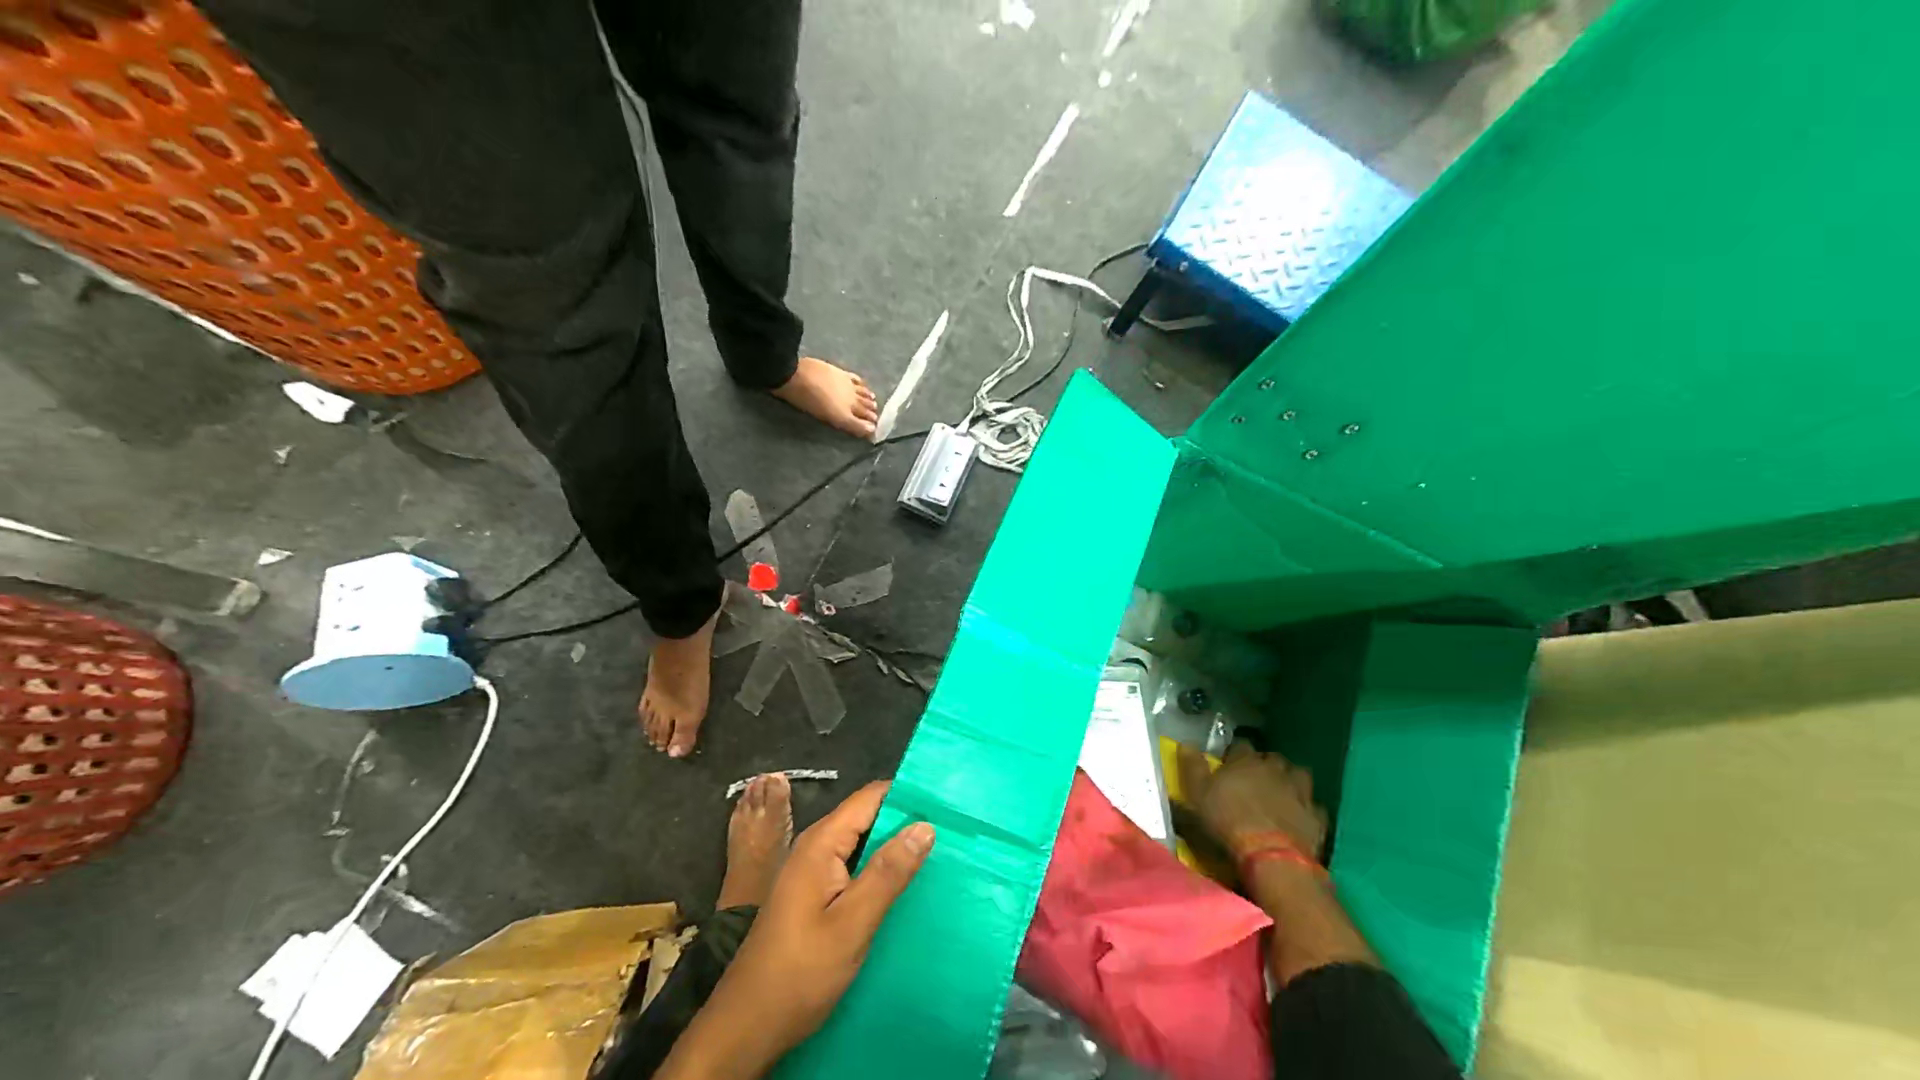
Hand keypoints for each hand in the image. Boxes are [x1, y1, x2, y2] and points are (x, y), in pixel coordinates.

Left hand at [659, 782, 933, 1079]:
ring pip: (861, 843)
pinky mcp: (813, 895)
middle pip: (866, 817)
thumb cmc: (800, 972)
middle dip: (905, 821)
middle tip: (951, 831)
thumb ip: (888, 872)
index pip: (870, 797)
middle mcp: (814, 847)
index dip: (907, 795)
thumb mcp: (852, 923)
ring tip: (939, 853)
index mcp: (821, 843)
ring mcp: (811, 872)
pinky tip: (904, 885)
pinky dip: (879, 869)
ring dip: (894, 846)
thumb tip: (925, 825)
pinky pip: (852, 866)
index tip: (946, 803)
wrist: (748, 1024)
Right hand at [1177, 741, 1326, 859]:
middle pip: (1272, 758)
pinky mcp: (1317, 816)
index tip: (1229, 762)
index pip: (1241, 746)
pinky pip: (1314, 806)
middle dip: (1265, 765)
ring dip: (1290, 780)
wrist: (1272, 858)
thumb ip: (1192, 767)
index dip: (1235, 753)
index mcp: (1245, 762)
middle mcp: (1275, 770)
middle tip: (1255, 779)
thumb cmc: (1227, 823)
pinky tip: (1300, 817)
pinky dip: (1307, 808)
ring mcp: (1300, 792)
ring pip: (1298, 775)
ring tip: (1282, 792)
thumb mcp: (1197, 795)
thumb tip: (1187, 743)